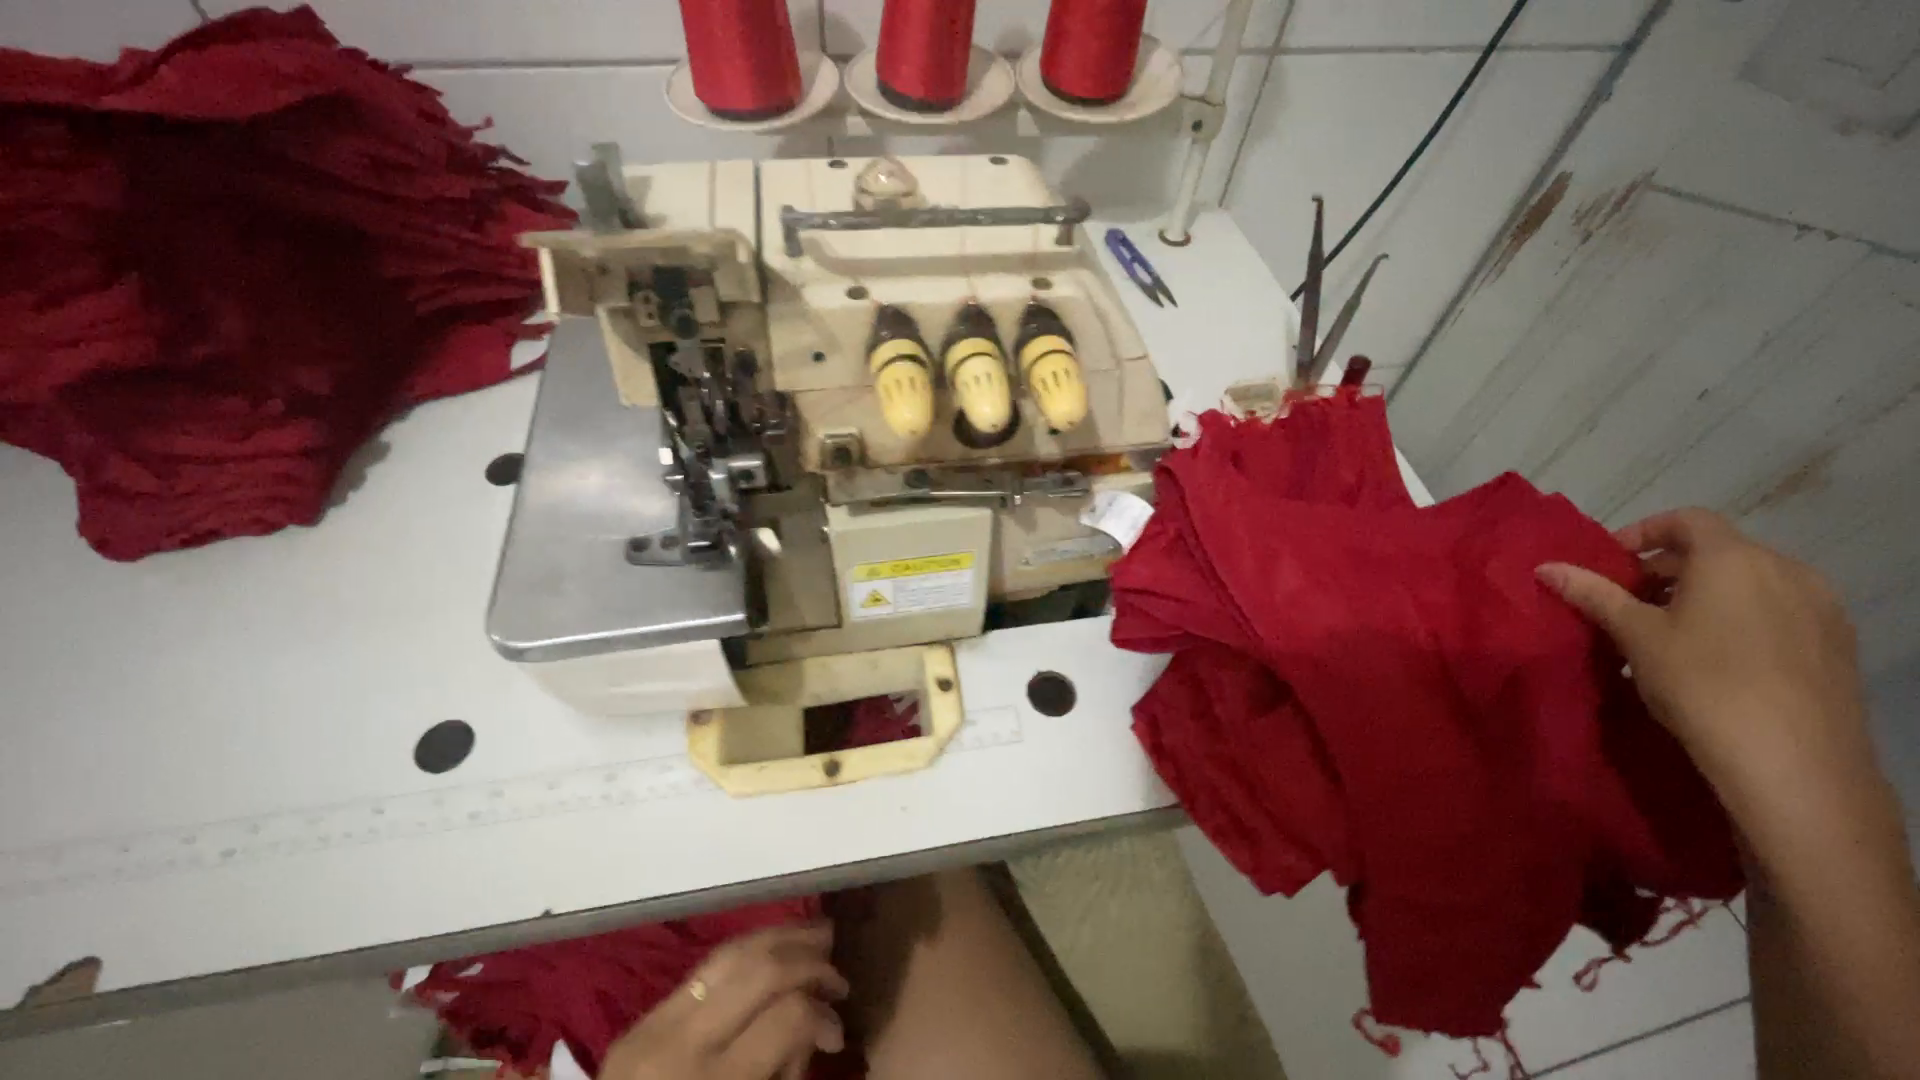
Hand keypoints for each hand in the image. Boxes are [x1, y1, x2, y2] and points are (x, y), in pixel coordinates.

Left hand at [599, 923, 848, 1079]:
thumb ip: (783, 1072)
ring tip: (819, 937)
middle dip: (811, 964)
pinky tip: (773, 949)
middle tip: (840, 980)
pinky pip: (703, 968)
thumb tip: (811, 1028)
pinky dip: (746, 952)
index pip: (787, 1017)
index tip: (838, 1034)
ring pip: (730, 953)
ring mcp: (654, 1024)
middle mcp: (681, 1043)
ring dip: (782, 939)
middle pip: (761, 972)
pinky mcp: (641, 1018)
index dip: (823, 1017)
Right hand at [1534, 508, 1875, 830]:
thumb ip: (1592, 594)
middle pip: (1718, 551)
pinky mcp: (1837, 644)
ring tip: (1668, 634)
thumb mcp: (1635, 636)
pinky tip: (1716, 660)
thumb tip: (1545, 566)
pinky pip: (1777, 613)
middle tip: (1628, 603)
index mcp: (1734, 558)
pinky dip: (1740, 619)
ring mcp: (1821, 607)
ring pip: (1750, 583)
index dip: (1642, 532)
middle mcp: (1786, 569)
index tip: (1610, 563)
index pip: (1686, 519)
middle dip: (1667, 570)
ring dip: (1704, 595)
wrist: (1793, 761)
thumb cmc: (1702, 683)